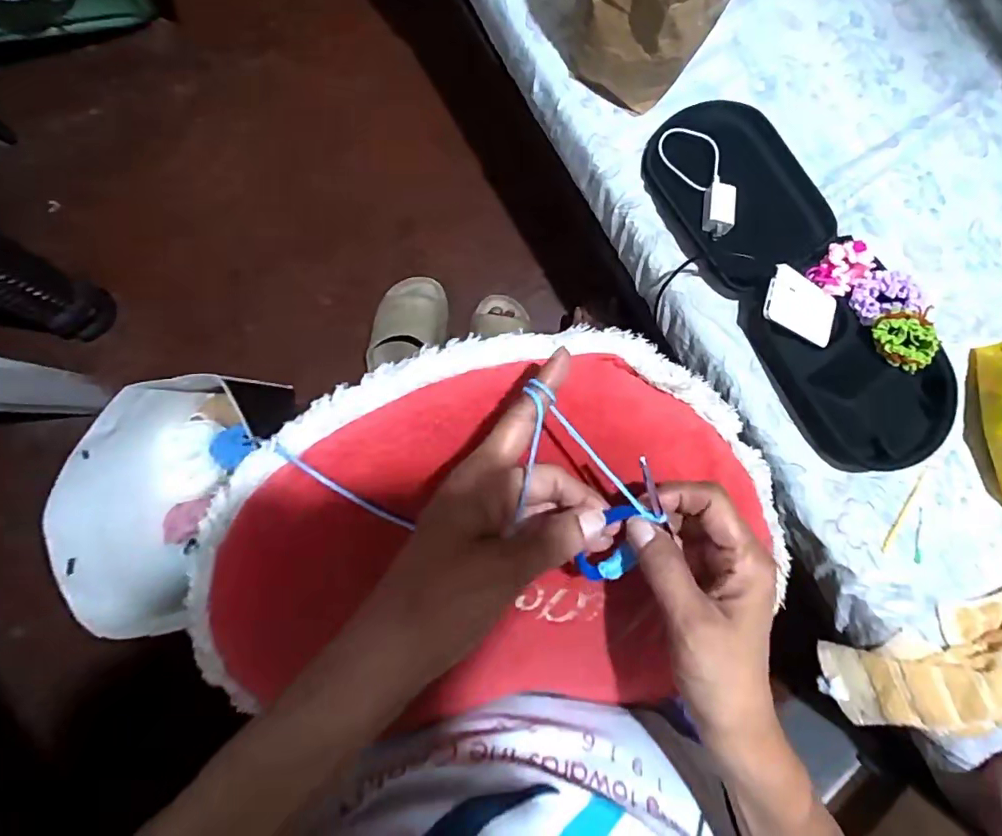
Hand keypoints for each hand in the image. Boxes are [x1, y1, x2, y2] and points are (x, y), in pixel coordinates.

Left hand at [351, 349, 616, 680]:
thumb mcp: (502, 572)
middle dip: (576, 490)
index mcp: (480, 480)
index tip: (565, 351)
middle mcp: (478, 486)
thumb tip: (597, 517)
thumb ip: (551, 539)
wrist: (389, 649)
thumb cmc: (442, 604)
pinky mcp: (476, 538)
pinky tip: (572, 548)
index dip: (546, 388)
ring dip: (566, 512)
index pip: (522, 422)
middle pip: (538, 469)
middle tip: (611, 527)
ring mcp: (476, 513)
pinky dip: (549, 529)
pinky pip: (522, 520)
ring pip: (533, 496)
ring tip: (600, 544)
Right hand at [626, 481, 776, 741]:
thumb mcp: (688, 618)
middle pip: (698, 510)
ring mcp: (720, 567)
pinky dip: (656, 545)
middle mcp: (737, 553)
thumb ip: (663, 565)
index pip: (713, 501)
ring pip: (685, 527)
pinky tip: (633, 549)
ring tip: (623, 531)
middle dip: (660, 508)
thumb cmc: (718, 671)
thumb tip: (635, 520)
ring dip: (655, 525)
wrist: (731, 722)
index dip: (676, 494)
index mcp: (747, 557)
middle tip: (622, 517)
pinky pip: (678, 549)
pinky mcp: (703, 580)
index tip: (639, 505)